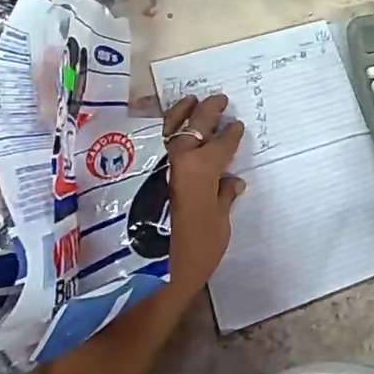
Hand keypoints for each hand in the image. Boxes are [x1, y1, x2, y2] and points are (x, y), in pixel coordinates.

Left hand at [162, 94, 247, 298]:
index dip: (231, 133)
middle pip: (195, 125)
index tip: (236, 124)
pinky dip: (157, 126)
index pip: (222, 142)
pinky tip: (162, 122)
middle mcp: (176, 156)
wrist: (149, 273)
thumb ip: (224, 197)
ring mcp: (154, 161)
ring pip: (168, 126)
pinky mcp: (137, 171)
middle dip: (209, 110)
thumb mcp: (218, 225)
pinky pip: (149, 139)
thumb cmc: (192, 253)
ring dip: (182, 112)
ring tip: (191, 100)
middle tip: (219, 99)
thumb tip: (233, 180)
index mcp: (202, 168)